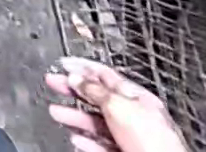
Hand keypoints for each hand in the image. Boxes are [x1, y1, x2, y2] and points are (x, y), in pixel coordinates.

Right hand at [44, 57, 188, 151]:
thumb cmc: (153, 142)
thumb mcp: (118, 106)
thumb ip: (95, 90)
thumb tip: (76, 77)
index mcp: (138, 98)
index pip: (105, 74)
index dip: (81, 66)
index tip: (62, 63)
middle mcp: (136, 116)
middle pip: (98, 98)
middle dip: (73, 89)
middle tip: (52, 82)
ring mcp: (132, 139)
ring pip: (97, 123)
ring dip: (74, 117)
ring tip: (56, 113)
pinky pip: (102, 146)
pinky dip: (87, 142)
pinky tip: (76, 139)